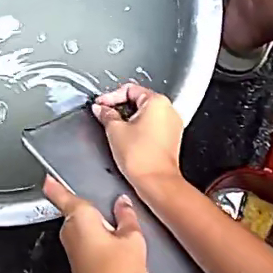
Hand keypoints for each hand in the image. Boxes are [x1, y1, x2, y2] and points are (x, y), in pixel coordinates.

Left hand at [43, 175, 147, 272]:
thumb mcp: (133, 240)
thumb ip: (128, 217)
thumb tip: (124, 204)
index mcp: (78, 216)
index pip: (61, 194)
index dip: (54, 185)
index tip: (47, 176)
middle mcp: (70, 231)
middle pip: (80, 211)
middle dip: (97, 210)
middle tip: (118, 212)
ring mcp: (73, 250)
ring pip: (86, 229)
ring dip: (101, 229)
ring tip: (124, 237)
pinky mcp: (80, 265)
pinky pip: (90, 245)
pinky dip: (103, 244)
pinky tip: (119, 253)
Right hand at [92, 82, 184, 198]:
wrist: (156, 183)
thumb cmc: (141, 158)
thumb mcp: (115, 130)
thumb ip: (106, 114)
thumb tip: (101, 108)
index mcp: (157, 102)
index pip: (129, 89)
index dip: (110, 96)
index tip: (100, 105)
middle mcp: (168, 110)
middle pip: (138, 100)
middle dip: (119, 107)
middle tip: (104, 115)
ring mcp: (172, 125)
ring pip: (145, 113)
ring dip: (128, 118)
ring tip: (115, 129)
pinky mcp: (170, 138)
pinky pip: (152, 126)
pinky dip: (138, 128)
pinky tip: (127, 139)